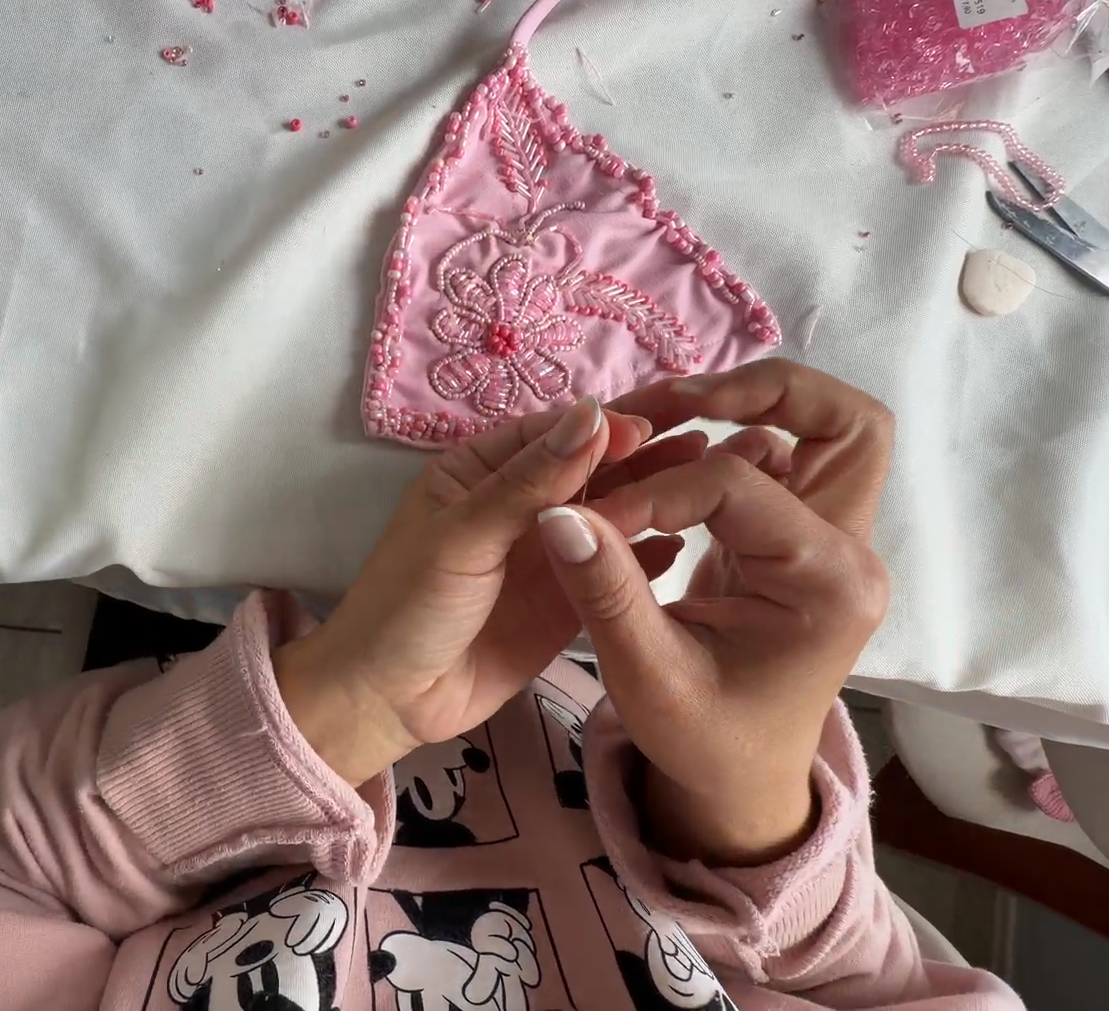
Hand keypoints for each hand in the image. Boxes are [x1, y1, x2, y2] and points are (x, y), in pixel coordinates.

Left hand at [273, 397, 691, 785]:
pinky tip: (684, 545)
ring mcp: (544, 553)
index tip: (657, 424)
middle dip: (642, 454)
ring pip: (607, 514)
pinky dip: (646, 555)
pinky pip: (612, 567)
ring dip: (654, 497)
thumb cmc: (407, 604)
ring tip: (716, 480)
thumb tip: (591, 413)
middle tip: (711, 442)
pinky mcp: (565, 599)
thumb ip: (527, 482)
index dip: (601, 427)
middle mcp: (516, 506)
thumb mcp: (462, 537)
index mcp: (478, 473)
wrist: (392, 696)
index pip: (549, 435)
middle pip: (587, 469)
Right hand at [536, 360, 893, 865]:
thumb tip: (557, 512)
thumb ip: (605, 590)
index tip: (585, 520)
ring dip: (751, 405)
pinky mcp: (796, 544)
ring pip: (826, 432)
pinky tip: (673, 454)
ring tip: (669, 411)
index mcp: (825, 585)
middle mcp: (846, 552)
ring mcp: (828, 545)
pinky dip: (734, 438)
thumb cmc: (700, 738)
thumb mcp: (643, 675)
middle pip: (847, 424)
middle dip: (762, 390)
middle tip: (679, 396)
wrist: (741, 780)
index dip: (649, 489)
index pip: (733, 486)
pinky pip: (783, 463)